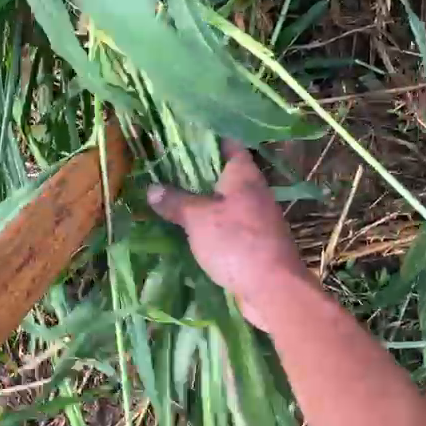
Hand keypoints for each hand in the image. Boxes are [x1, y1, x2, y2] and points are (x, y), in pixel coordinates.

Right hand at [147, 140, 318, 331]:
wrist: (274, 290)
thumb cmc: (237, 242)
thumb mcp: (198, 218)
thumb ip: (176, 201)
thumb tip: (152, 188)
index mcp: (243, 175)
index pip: (228, 144)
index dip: (206, 137)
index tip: (180, 135)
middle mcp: (252, 191)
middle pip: (222, 172)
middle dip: (195, 171)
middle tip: (163, 167)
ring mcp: (255, 218)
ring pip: (223, 200)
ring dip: (200, 200)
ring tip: (169, 196)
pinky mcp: (252, 242)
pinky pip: (225, 225)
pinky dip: (208, 224)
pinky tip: (186, 228)